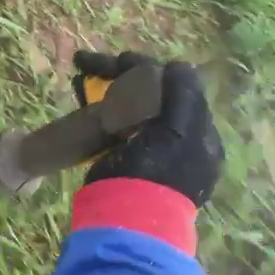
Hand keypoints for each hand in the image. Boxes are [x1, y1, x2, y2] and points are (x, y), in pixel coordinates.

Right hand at [73, 50, 223, 207]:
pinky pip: (115, 115)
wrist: (128, 214)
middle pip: (149, 90)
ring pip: (129, 99)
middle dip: (117, 71)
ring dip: (105, 83)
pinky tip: (81, 97)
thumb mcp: (178, 135)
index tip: (115, 61)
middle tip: (82, 62)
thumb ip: (184, 100)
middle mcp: (178, 136)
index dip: (144, 67)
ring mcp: (150, 144)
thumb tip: (180, 66)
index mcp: (197, 132)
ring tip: (78, 76)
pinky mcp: (124, 151)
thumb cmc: (154, 172)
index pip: (173, 85)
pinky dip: (99, 101)